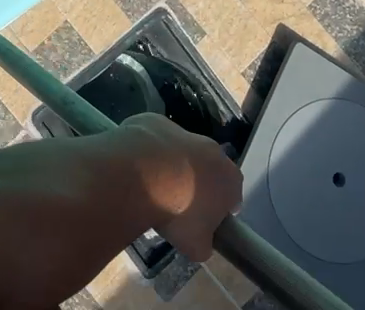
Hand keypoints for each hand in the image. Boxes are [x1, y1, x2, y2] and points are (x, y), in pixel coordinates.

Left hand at [117, 112, 243, 261]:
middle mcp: (210, 148)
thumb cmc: (176, 212)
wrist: (138, 174)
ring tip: (148, 181)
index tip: (200, 218)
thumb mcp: (197, 246)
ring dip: (168, 162)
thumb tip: (199, 241)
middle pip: (205, 167)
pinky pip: (151, 136)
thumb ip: (204, 243)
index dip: (217, 208)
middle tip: (174, 199)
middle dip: (193, 180)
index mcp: (230, 178)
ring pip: (177, 149)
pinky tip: (133, 162)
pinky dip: (145, 147)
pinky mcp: (150, 119)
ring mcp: (179, 129)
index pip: (231, 195)